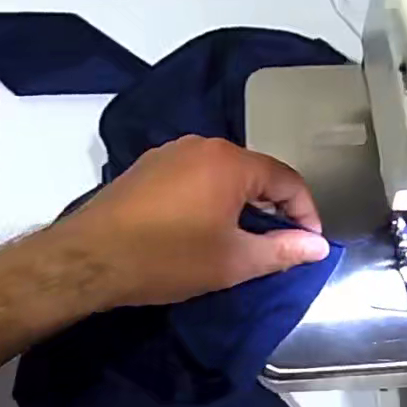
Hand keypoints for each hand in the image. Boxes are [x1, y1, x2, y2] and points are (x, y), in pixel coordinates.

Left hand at [52, 135, 331, 308]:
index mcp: (231, 162)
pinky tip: (204, 225)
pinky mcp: (148, 166)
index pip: (287, 179)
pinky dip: (212, 196)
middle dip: (274, 206)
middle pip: (256, 171)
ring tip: (243, 236)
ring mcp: (171, 152)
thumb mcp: (234, 261)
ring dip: (242, 201)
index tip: (309, 241)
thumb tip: (318, 246)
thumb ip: (283, 250)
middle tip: (280, 241)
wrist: (87, 259)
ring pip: (224, 172)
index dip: (305, 211)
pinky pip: (196, 175)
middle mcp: (203, 145)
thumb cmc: (168, 258)